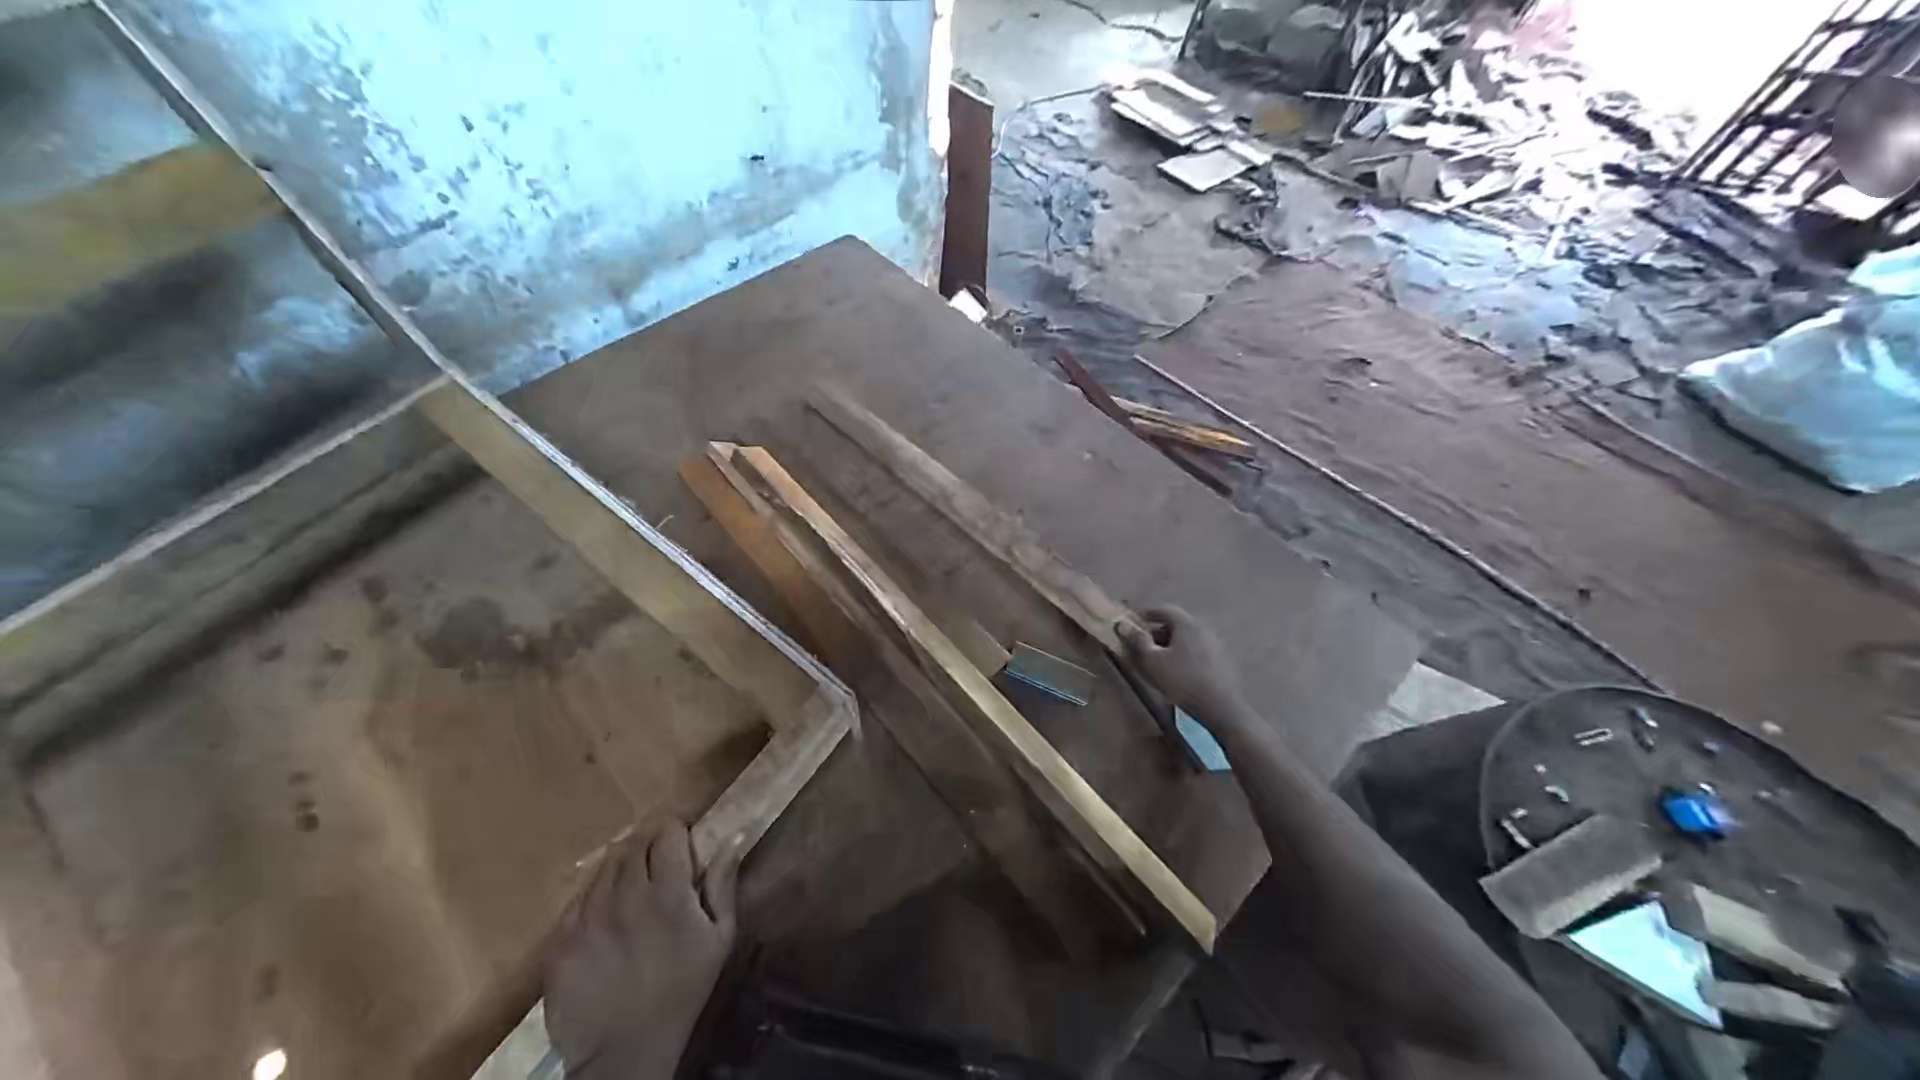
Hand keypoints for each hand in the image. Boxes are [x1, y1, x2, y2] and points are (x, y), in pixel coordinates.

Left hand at [544, 822, 742, 1079]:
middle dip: (648, 846)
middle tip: (657, 864)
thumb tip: (732, 838)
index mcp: (667, 892)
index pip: (667, 834)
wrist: (625, 1052)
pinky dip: (593, 898)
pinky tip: (604, 916)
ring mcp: (588, 917)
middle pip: (633, 845)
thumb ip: (723, 883)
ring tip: (629, 889)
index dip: (675, 831)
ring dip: (620, 869)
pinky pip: (577, 900)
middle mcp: (625, 896)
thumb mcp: (719, 938)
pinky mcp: (560, 940)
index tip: (680, 840)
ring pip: (603, 869)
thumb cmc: (683, 990)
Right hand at [1116, 605, 1243, 719]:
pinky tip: (1175, 671)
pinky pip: (1196, 651)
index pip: (1163, 609)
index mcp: (1187, 624)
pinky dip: (1182, 655)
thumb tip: (1122, 624)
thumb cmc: (1182, 680)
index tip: (1131, 622)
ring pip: (1186, 639)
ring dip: (1169, 645)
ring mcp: (1215, 645)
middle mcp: (1203, 629)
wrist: (1220, 708)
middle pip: (1175, 624)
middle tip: (1140, 643)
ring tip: (1155, 660)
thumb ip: (1137, 640)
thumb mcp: (1152, 661)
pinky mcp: (1221, 662)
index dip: (1144, 613)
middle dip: (1155, 632)